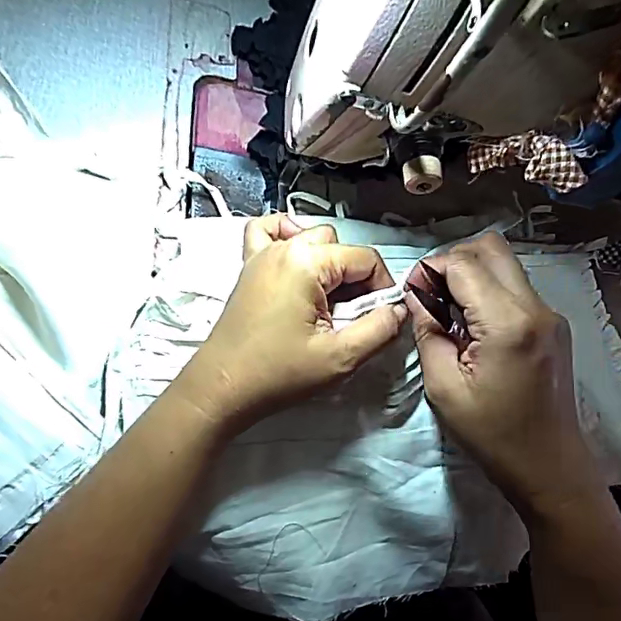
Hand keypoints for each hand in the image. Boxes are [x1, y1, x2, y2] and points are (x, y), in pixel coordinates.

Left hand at [174, 215, 406, 433]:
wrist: (223, 387)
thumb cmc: (277, 374)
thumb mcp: (339, 357)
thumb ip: (379, 329)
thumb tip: (398, 310)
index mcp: (306, 262)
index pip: (365, 258)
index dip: (382, 288)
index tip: (379, 318)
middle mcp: (283, 248)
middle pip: (339, 246)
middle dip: (355, 277)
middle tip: (351, 316)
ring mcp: (261, 255)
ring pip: (309, 238)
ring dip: (326, 263)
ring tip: (326, 300)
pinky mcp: (247, 268)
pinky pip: (267, 233)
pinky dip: (285, 238)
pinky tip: (296, 264)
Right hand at [406, 233, 600, 514]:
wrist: (549, 468)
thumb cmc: (492, 433)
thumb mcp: (444, 386)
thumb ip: (428, 331)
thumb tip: (417, 297)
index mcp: (508, 322)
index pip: (464, 263)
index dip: (430, 269)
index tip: (412, 294)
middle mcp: (536, 308)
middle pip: (490, 248)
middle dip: (451, 261)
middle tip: (430, 295)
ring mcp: (550, 315)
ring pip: (504, 264)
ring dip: (470, 275)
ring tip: (448, 313)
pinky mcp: (553, 326)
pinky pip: (514, 287)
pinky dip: (486, 291)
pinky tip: (471, 327)